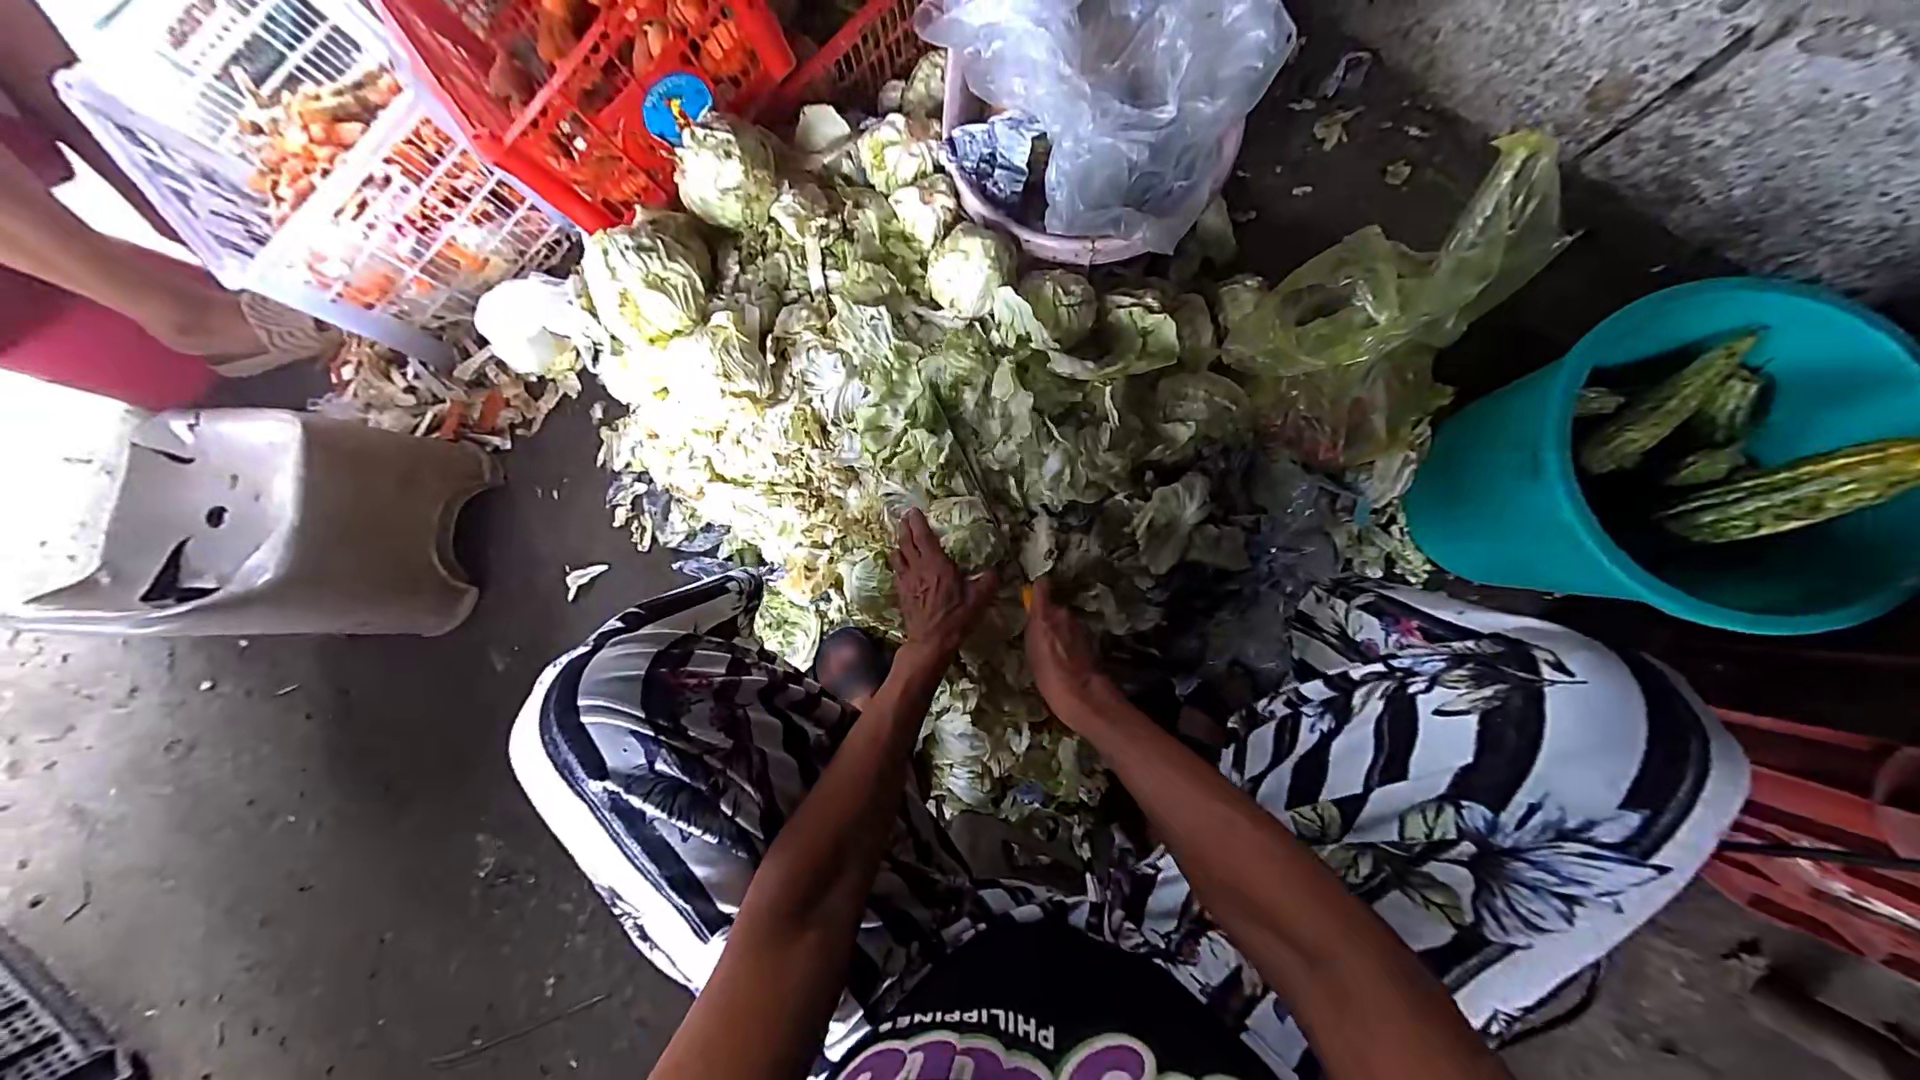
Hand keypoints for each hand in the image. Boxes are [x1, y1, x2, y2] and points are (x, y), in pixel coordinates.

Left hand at [890, 509, 996, 659]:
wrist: (931, 642)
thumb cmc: (956, 618)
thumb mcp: (979, 599)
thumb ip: (989, 580)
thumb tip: (995, 570)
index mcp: (936, 565)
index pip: (923, 537)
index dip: (917, 522)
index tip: (914, 511)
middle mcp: (918, 569)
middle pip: (906, 542)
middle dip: (905, 527)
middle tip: (905, 517)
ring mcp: (907, 581)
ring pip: (898, 555)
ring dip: (899, 543)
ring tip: (901, 536)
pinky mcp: (901, 593)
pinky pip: (897, 571)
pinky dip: (898, 561)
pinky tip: (900, 562)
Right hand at [1024, 576, 1111, 717]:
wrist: (1081, 692)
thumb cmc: (1047, 673)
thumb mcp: (1030, 649)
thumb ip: (1033, 626)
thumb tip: (1034, 613)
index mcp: (1044, 614)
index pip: (1042, 586)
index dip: (1039, 589)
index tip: (1034, 592)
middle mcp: (1064, 613)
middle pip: (1055, 609)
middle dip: (1050, 618)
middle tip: (1043, 635)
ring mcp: (1081, 624)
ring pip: (1067, 622)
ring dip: (1063, 630)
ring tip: (1056, 650)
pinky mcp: (1092, 637)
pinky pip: (1076, 634)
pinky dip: (1073, 641)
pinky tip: (1069, 657)